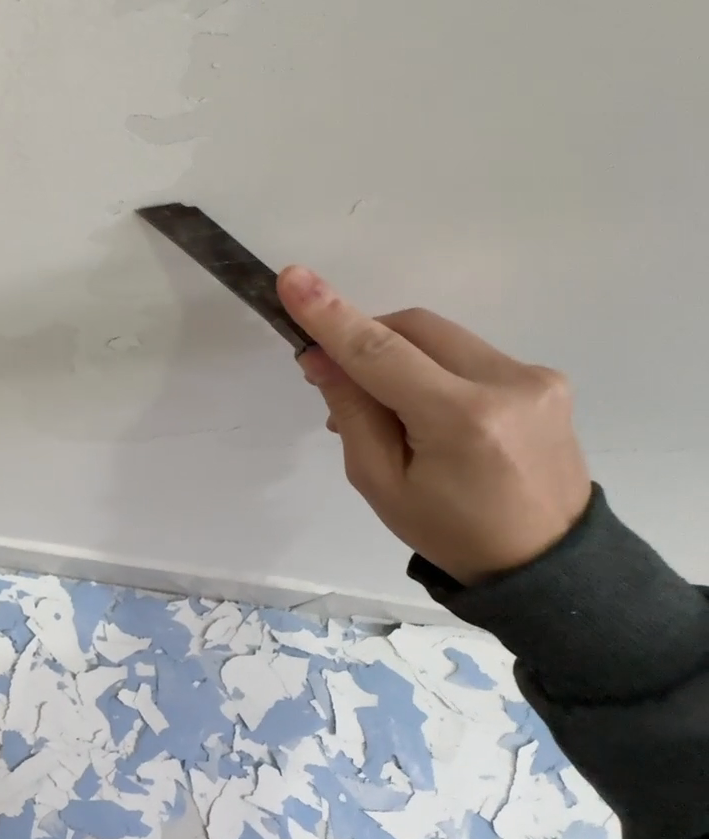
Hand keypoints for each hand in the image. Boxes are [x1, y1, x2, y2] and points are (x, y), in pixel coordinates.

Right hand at [277, 266, 591, 583]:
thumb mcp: (377, 479)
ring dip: (394, 357)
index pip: (379, 353)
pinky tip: (417, 410)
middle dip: (363, 339)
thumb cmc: (447, 528)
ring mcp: (535, 378)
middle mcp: (508, 384)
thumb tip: (321, 358)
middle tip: (328, 377)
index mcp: (461, 419)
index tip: (291, 279)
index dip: (330, 316)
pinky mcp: (544, 379)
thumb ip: (351, 411)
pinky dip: (426, 369)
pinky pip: (464, 354)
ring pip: (439, 338)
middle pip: (414, 329)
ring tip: (379, 411)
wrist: (545, 559)